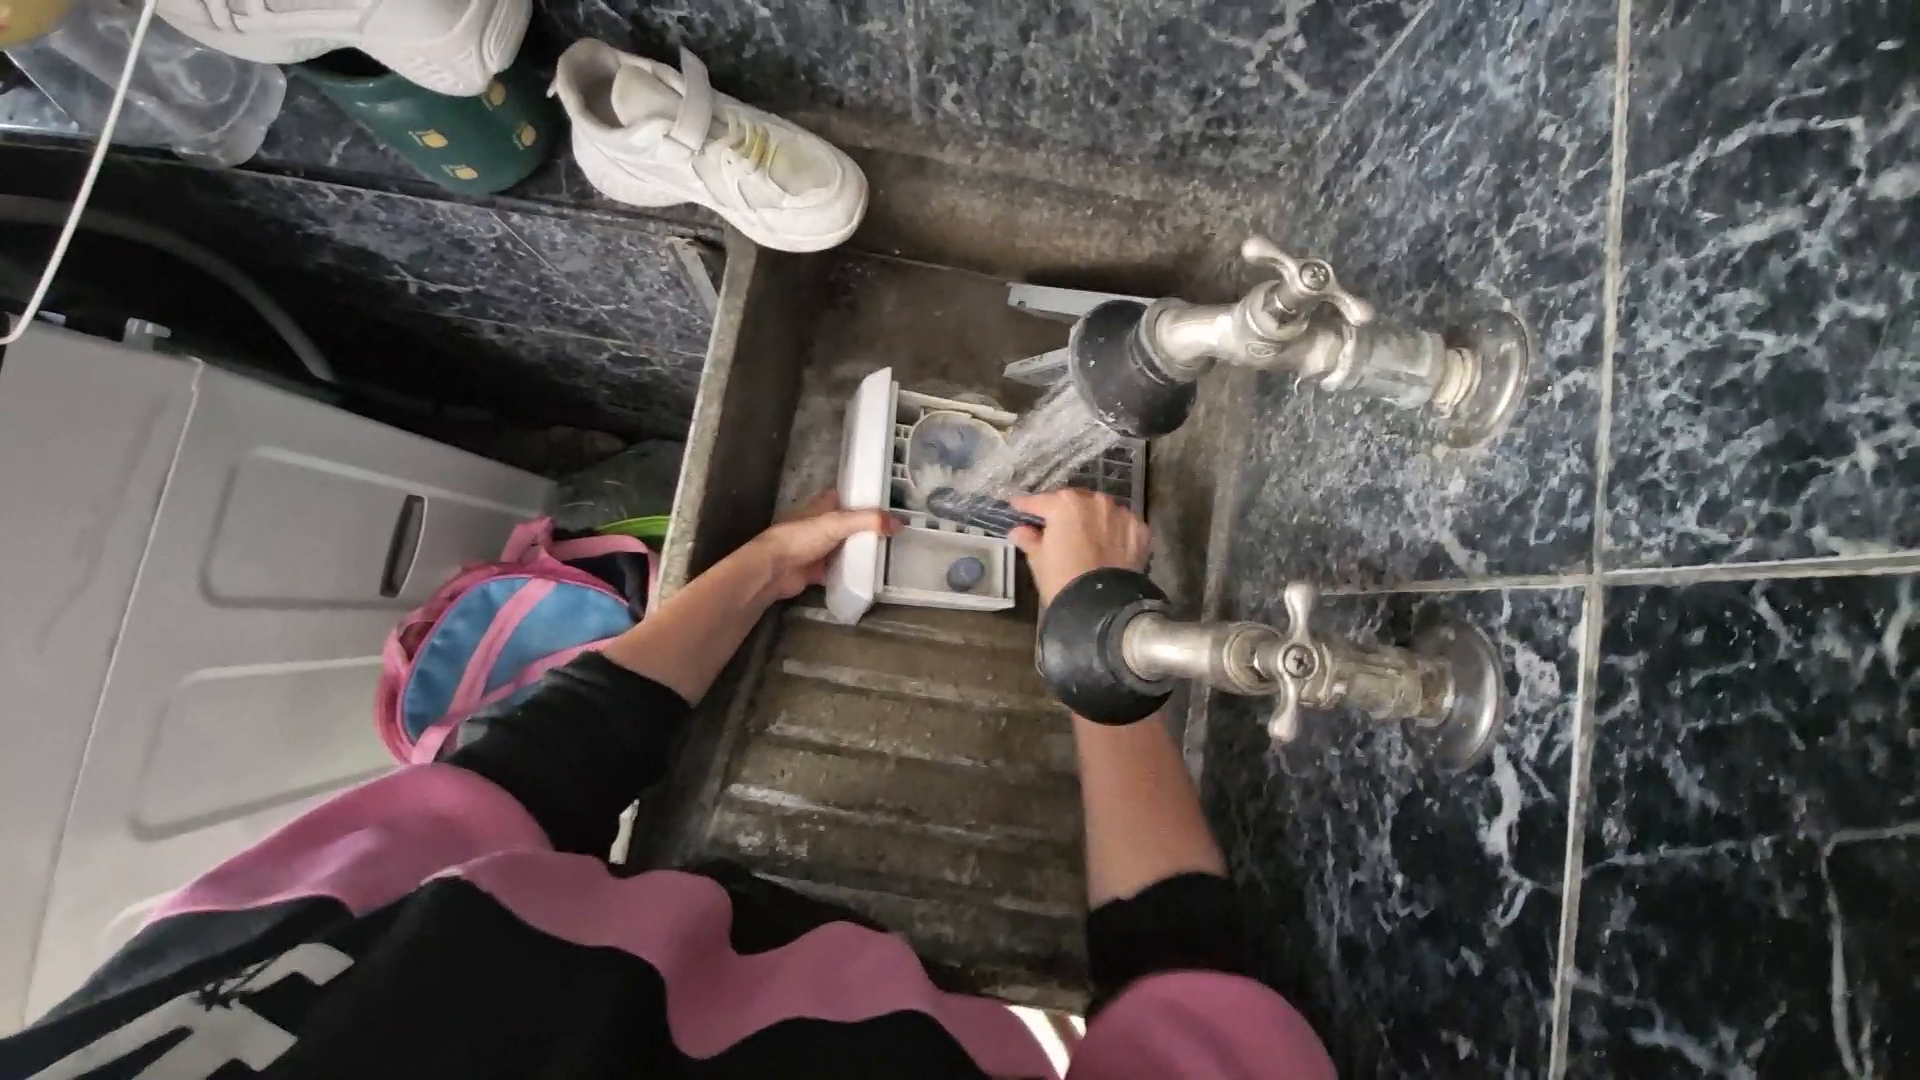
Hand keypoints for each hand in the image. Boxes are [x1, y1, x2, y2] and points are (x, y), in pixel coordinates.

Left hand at [745, 491, 899, 600]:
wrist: (774, 569)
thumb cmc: (801, 537)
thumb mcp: (838, 523)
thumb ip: (868, 521)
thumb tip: (900, 523)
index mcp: (822, 506)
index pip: (847, 497)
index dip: (864, 499)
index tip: (887, 505)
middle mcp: (820, 525)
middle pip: (848, 524)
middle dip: (866, 528)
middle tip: (891, 533)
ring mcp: (818, 548)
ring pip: (844, 547)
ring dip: (859, 551)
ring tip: (885, 553)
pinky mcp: (816, 570)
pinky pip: (838, 570)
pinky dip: (850, 573)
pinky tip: (867, 576)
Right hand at [1006, 489, 1148, 606]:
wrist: (1102, 607)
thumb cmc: (1062, 580)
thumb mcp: (1039, 560)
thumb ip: (1029, 539)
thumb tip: (1019, 531)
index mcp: (1064, 504)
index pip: (1040, 501)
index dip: (1026, 506)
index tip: (1016, 507)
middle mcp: (1095, 501)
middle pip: (1074, 502)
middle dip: (1064, 512)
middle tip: (1055, 526)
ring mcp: (1120, 514)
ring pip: (1101, 511)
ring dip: (1092, 520)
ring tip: (1086, 537)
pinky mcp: (1139, 530)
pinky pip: (1121, 525)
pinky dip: (1114, 532)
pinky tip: (1108, 547)